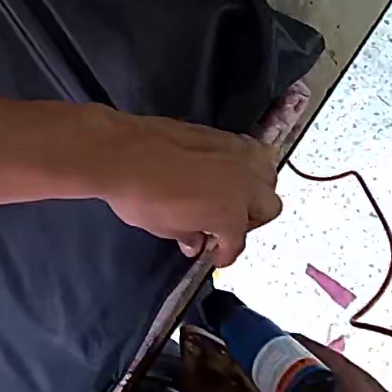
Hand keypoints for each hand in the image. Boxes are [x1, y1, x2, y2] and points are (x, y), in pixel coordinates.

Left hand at [90, 109, 281, 266]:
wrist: (124, 152)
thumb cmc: (141, 194)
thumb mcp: (165, 227)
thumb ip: (188, 235)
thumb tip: (195, 241)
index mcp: (231, 215)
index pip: (237, 242)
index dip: (226, 253)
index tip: (218, 255)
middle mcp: (243, 184)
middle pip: (268, 207)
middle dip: (251, 220)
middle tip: (226, 226)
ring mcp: (238, 156)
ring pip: (267, 175)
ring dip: (255, 189)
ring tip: (233, 195)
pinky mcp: (225, 135)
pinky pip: (250, 151)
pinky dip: (244, 164)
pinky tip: (225, 170)